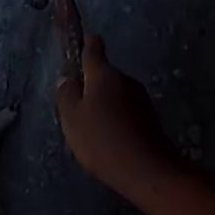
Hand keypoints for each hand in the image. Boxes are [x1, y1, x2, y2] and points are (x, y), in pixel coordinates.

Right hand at [55, 35, 182, 190]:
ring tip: (91, 131)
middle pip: (103, 75)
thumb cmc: (102, 139)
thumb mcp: (72, 118)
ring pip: (114, 94)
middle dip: (90, 86)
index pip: (93, 48)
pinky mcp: (149, 117)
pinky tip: (108, 140)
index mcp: (103, 74)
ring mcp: (140, 98)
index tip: (80, 44)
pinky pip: (125, 110)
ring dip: (103, 105)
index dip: (85, 44)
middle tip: (75, 110)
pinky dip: (115, 119)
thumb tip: (68, 79)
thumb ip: (66, 95)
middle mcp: (125, 79)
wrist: (146, 170)